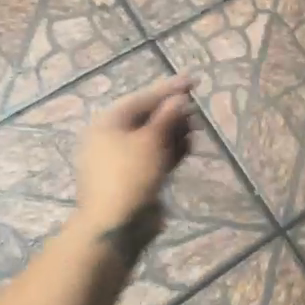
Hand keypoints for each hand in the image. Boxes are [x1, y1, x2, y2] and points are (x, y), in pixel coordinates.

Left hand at [74, 75, 194, 245]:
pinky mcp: (133, 175)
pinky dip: (171, 150)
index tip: (195, 81)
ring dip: (175, 132)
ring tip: (196, 132)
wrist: (116, 224)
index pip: (142, 98)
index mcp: (108, 123)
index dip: (169, 88)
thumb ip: (167, 116)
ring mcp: (122, 158)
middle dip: (174, 113)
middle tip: (197, 112)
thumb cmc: (130, 175)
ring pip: (153, 137)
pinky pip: (154, 155)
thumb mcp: (151, 140)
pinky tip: (188, 149)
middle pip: (147, 116)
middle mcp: (111, 137)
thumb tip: (179, 99)